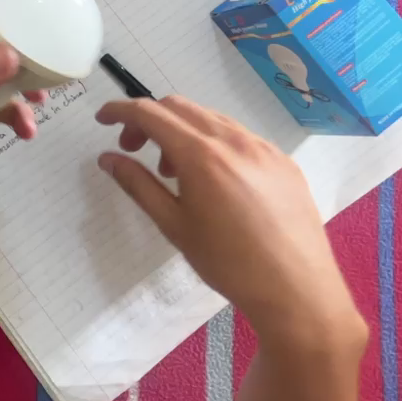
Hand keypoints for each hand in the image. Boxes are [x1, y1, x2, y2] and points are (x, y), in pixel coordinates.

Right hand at [94, 95, 364, 354]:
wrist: (299, 294)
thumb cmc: (228, 263)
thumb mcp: (173, 225)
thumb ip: (137, 184)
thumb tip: (108, 157)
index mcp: (201, 155)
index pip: (150, 113)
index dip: (120, 110)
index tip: (101, 120)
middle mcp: (233, 140)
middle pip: (178, 106)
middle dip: (148, 119)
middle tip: (133, 149)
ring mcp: (263, 148)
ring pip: (209, 117)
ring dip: (179, 130)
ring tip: (173, 170)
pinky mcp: (283, 161)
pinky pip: (237, 135)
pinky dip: (211, 141)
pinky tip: (212, 178)